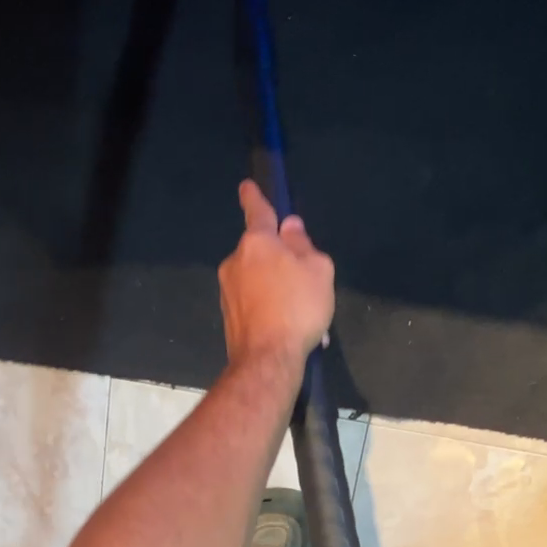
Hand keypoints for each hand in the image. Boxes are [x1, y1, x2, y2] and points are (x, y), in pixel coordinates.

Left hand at [218, 180, 335, 367]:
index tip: (247, 187)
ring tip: (305, 315)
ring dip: (279, 290)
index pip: (258, 211)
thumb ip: (304, 244)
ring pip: (259, 280)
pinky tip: (291, 329)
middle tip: (305, 281)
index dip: (255, 197)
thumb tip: (291, 228)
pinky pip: (255, 304)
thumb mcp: (318, 270)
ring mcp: (228, 291)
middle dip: (279, 260)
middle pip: (260, 251)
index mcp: (257, 243)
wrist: (267, 359)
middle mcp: (235, 262)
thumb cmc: (298, 307)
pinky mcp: (229, 316)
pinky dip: (272, 310)